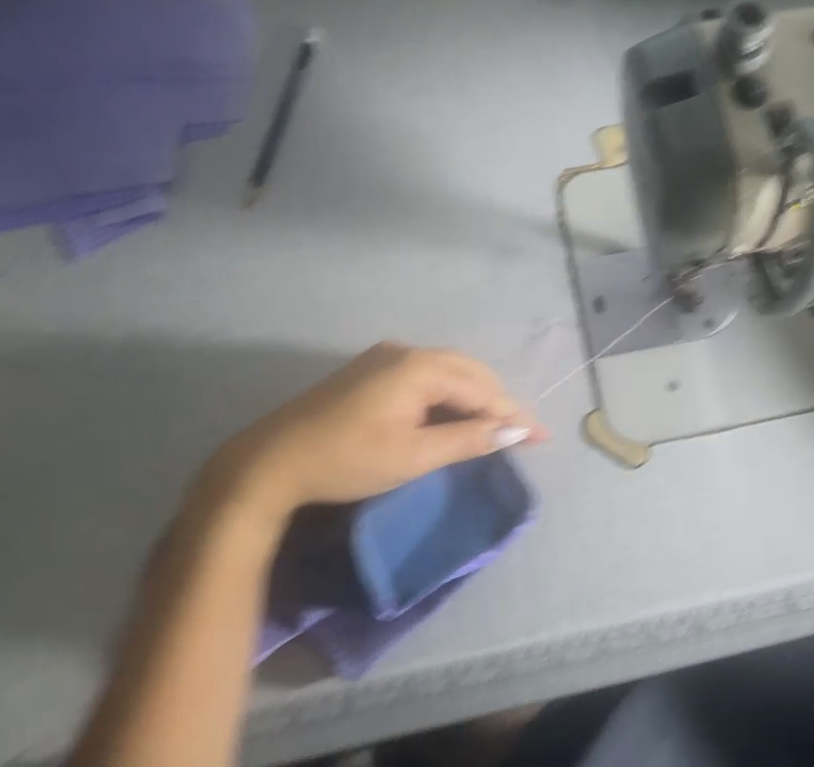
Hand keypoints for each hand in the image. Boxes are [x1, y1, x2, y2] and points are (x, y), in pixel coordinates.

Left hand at [196, 342, 548, 521]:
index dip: (512, 414)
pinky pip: (425, 376)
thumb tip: (513, 431)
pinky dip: (448, 395)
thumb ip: (467, 440)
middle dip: (497, 401)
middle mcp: (406, 351)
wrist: (271, 462)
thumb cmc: (347, 460)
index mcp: (419, 367)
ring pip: (447, 371)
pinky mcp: (369, 371)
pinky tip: (455, 415)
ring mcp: (385, 358)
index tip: (541, 437)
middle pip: (468, 372)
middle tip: (522, 433)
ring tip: (496, 426)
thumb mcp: (412, 456)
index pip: (481, 388)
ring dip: (473, 397)